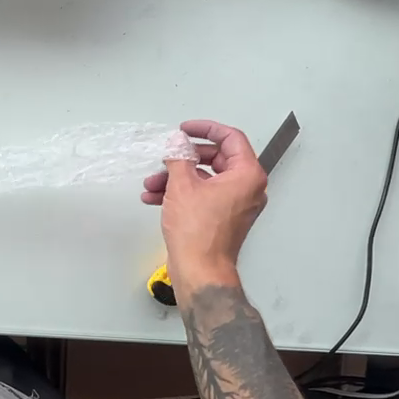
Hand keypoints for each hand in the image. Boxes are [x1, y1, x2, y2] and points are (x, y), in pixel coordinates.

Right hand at [140, 119, 267, 292]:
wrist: (200, 269)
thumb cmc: (198, 231)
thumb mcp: (182, 185)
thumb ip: (179, 157)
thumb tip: (177, 143)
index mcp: (246, 175)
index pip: (230, 138)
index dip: (205, 129)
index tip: (184, 130)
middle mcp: (247, 187)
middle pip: (215, 159)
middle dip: (184, 159)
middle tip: (165, 158)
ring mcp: (236, 204)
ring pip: (205, 179)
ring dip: (176, 178)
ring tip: (151, 184)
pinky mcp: (223, 217)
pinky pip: (202, 195)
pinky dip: (181, 193)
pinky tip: (155, 198)